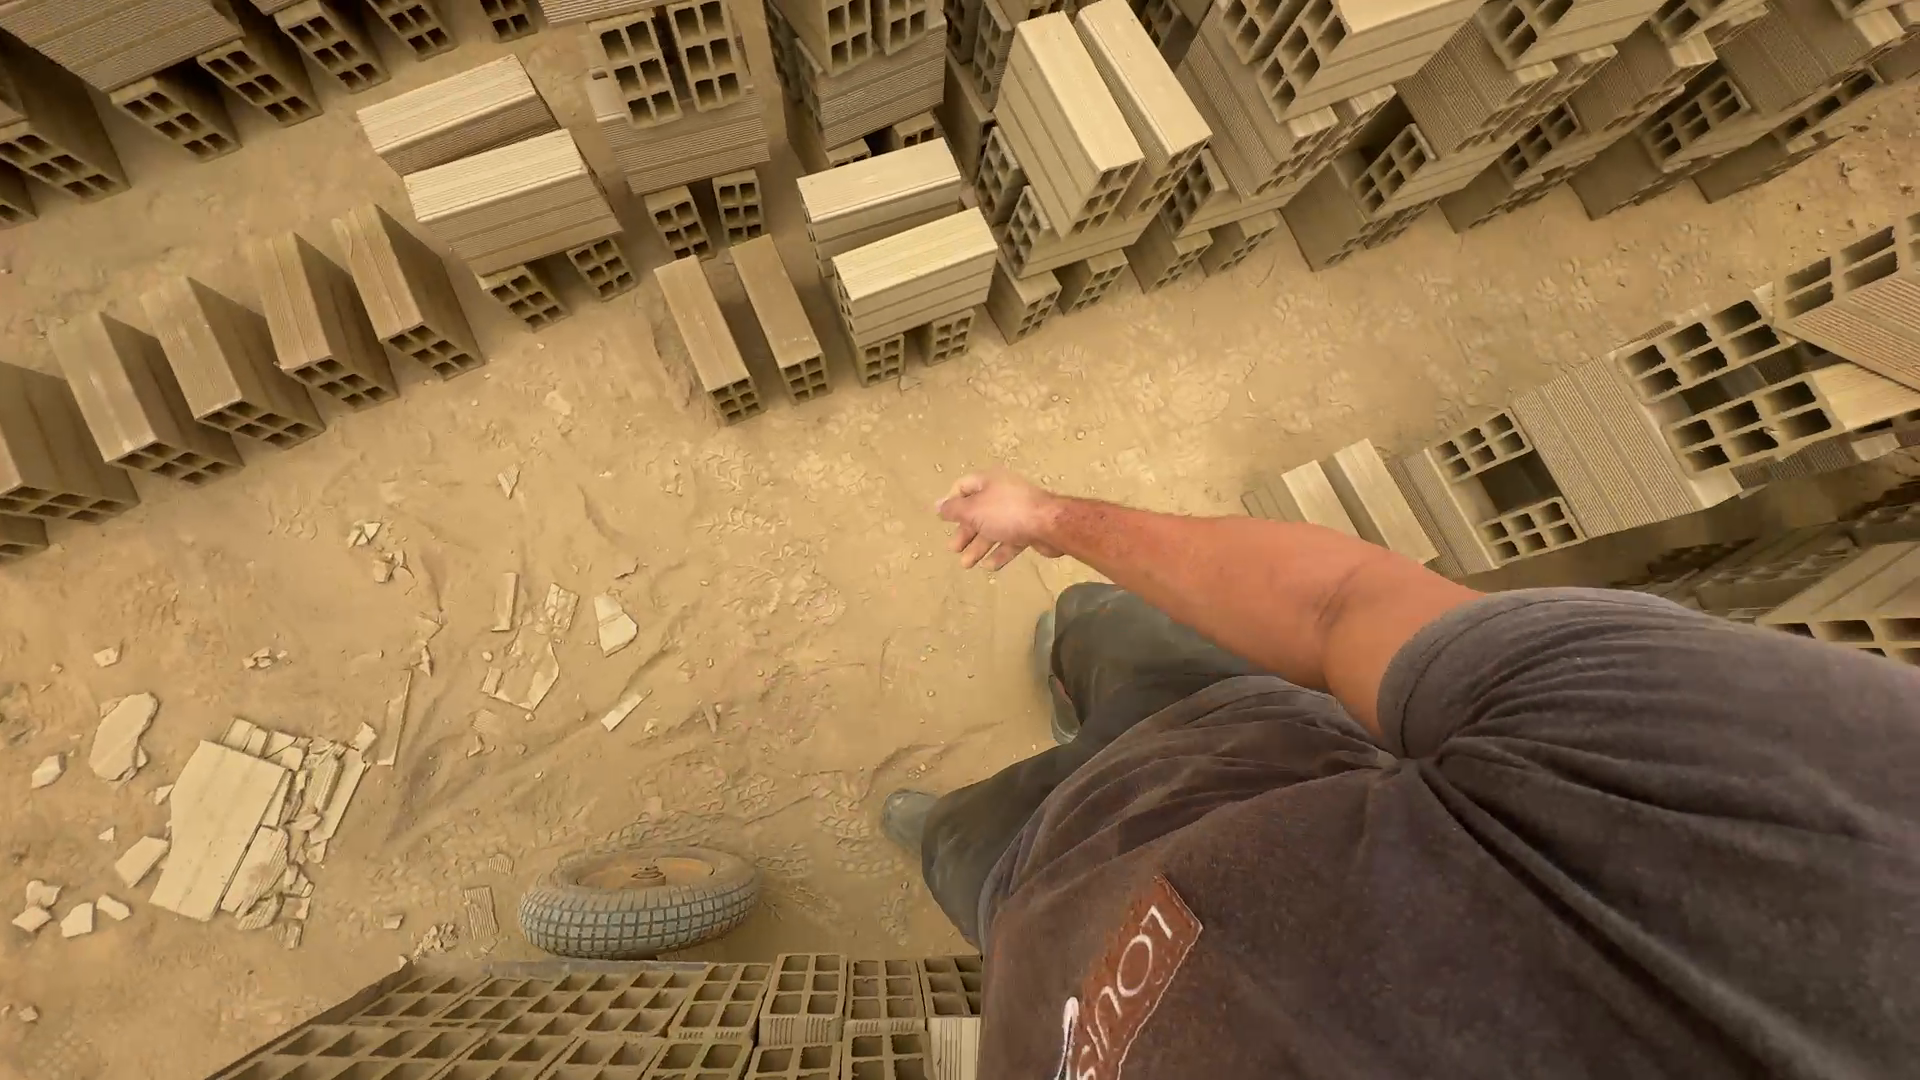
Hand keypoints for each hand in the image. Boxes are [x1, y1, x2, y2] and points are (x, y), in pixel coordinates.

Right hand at [935, 469, 1063, 569]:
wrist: (1049, 525)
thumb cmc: (1006, 512)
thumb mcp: (973, 509)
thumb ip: (953, 509)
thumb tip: (937, 506)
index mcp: (988, 483)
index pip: (963, 487)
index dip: (951, 502)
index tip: (944, 520)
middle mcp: (1002, 494)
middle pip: (977, 512)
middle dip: (964, 532)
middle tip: (954, 548)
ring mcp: (1017, 513)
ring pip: (992, 529)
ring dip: (978, 546)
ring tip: (967, 564)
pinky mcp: (1029, 530)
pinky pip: (1009, 541)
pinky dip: (999, 553)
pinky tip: (989, 566)